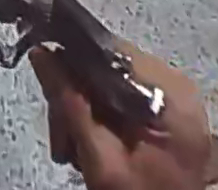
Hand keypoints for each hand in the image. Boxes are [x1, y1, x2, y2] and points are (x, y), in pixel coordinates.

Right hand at [31, 45, 210, 189]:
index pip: (110, 53)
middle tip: (61, 138)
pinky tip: (89, 140)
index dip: (74, 64)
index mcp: (170, 93)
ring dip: (84, 106)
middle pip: (108, 65)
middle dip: (76, 95)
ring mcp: (174, 94)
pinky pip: (121, 90)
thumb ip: (72, 105)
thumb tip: (41, 53)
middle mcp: (176, 82)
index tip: (50, 91)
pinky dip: (100, 111)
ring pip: (110, 77)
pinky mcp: (167, 106)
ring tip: (70, 146)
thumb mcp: (102, 163)